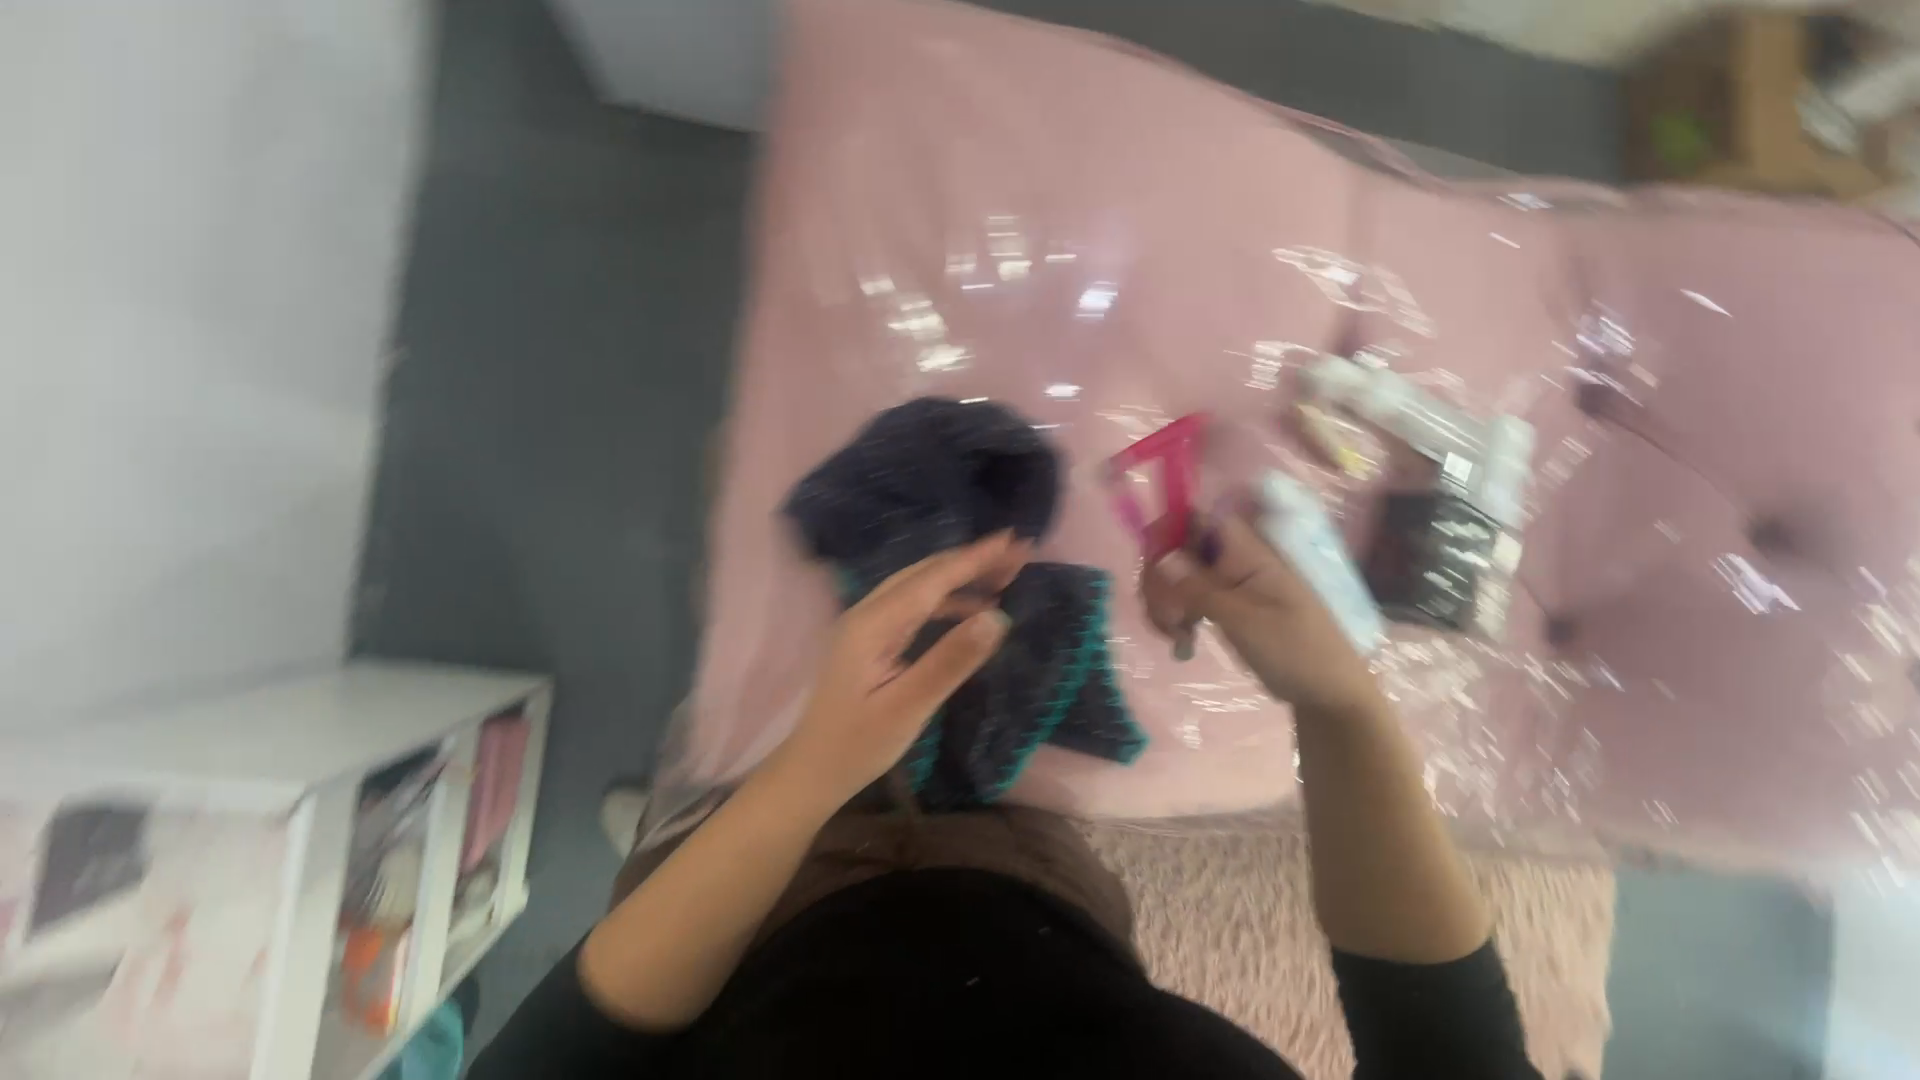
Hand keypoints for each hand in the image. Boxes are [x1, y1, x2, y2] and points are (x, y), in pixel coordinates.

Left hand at [764, 532, 1022, 809]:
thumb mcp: (908, 707)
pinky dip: (946, 602)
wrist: (813, 772)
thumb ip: (950, 660)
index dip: (974, 558)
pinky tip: (971, 611)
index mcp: (872, 624)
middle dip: (972, 561)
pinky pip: (914, 608)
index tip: (1013, 540)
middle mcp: (867, 615)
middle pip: (925, 574)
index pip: (931, 579)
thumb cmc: (857, 745)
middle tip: (1018, 555)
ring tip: (1004, 579)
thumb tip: (997, 617)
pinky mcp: (872, 642)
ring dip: (961, 579)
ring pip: (919, 588)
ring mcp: (867, 627)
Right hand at [1142, 515, 1381, 721]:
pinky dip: (1176, 617)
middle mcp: (1234, 559)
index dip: (1166, 534)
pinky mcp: (1225, 605)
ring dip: (1165, 604)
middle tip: (1166, 621)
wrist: (1329, 692)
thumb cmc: (1294, 652)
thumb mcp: (1243, 621)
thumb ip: (1199, 587)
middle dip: (1159, 581)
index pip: (1195, 518)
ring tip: (1176, 638)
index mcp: (1246, 551)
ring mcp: (1229, 583)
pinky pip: (1187, 598)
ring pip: (1176, 576)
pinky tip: (1182, 643)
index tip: (1153, 572)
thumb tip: (1160, 556)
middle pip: (1177, 548)